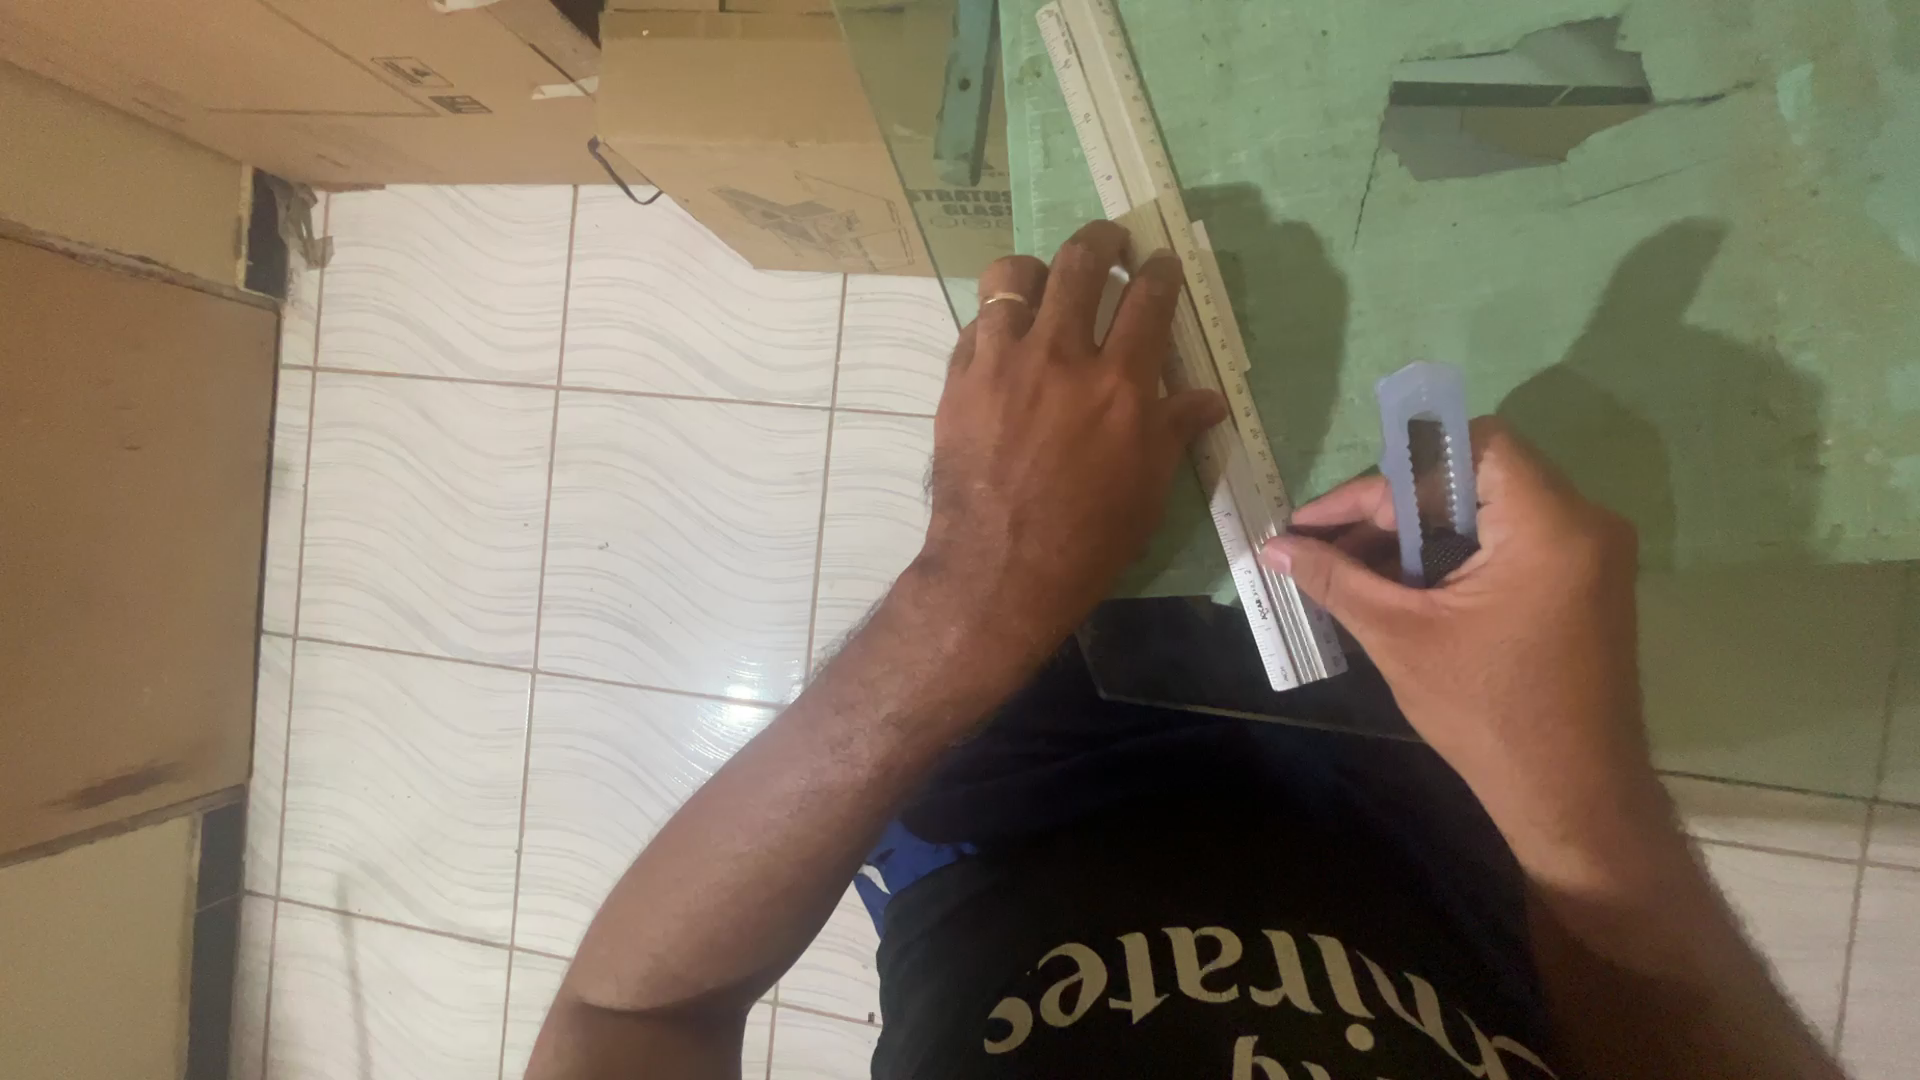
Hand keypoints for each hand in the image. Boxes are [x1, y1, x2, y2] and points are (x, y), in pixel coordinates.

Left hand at [907, 220, 1225, 663]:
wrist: (1001, 569)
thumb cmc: (1086, 539)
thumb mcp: (1148, 490)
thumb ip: (1173, 431)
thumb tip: (1208, 400)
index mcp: (1120, 384)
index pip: (1149, 299)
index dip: (1160, 272)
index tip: (1160, 266)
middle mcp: (1061, 357)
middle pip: (1081, 263)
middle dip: (1103, 240)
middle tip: (1110, 243)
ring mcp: (1002, 364)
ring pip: (1012, 277)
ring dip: (1036, 271)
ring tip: (1043, 283)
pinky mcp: (959, 382)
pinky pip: (975, 325)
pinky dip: (995, 322)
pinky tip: (1003, 342)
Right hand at [1261, 418, 1665, 879]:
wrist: (1569, 795)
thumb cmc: (1485, 711)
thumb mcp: (1396, 636)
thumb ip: (1333, 578)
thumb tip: (1274, 547)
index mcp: (1547, 527)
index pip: (1466, 446)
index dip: (1387, 471)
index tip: (1328, 516)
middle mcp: (1578, 525)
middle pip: (1465, 476)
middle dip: (1386, 505)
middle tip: (1324, 541)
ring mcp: (1580, 555)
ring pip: (1476, 509)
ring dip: (1406, 531)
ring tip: (1344, 565)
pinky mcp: (1570, 582)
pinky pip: (1494, 541)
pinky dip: (1438, 552)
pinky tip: (1387, 583)